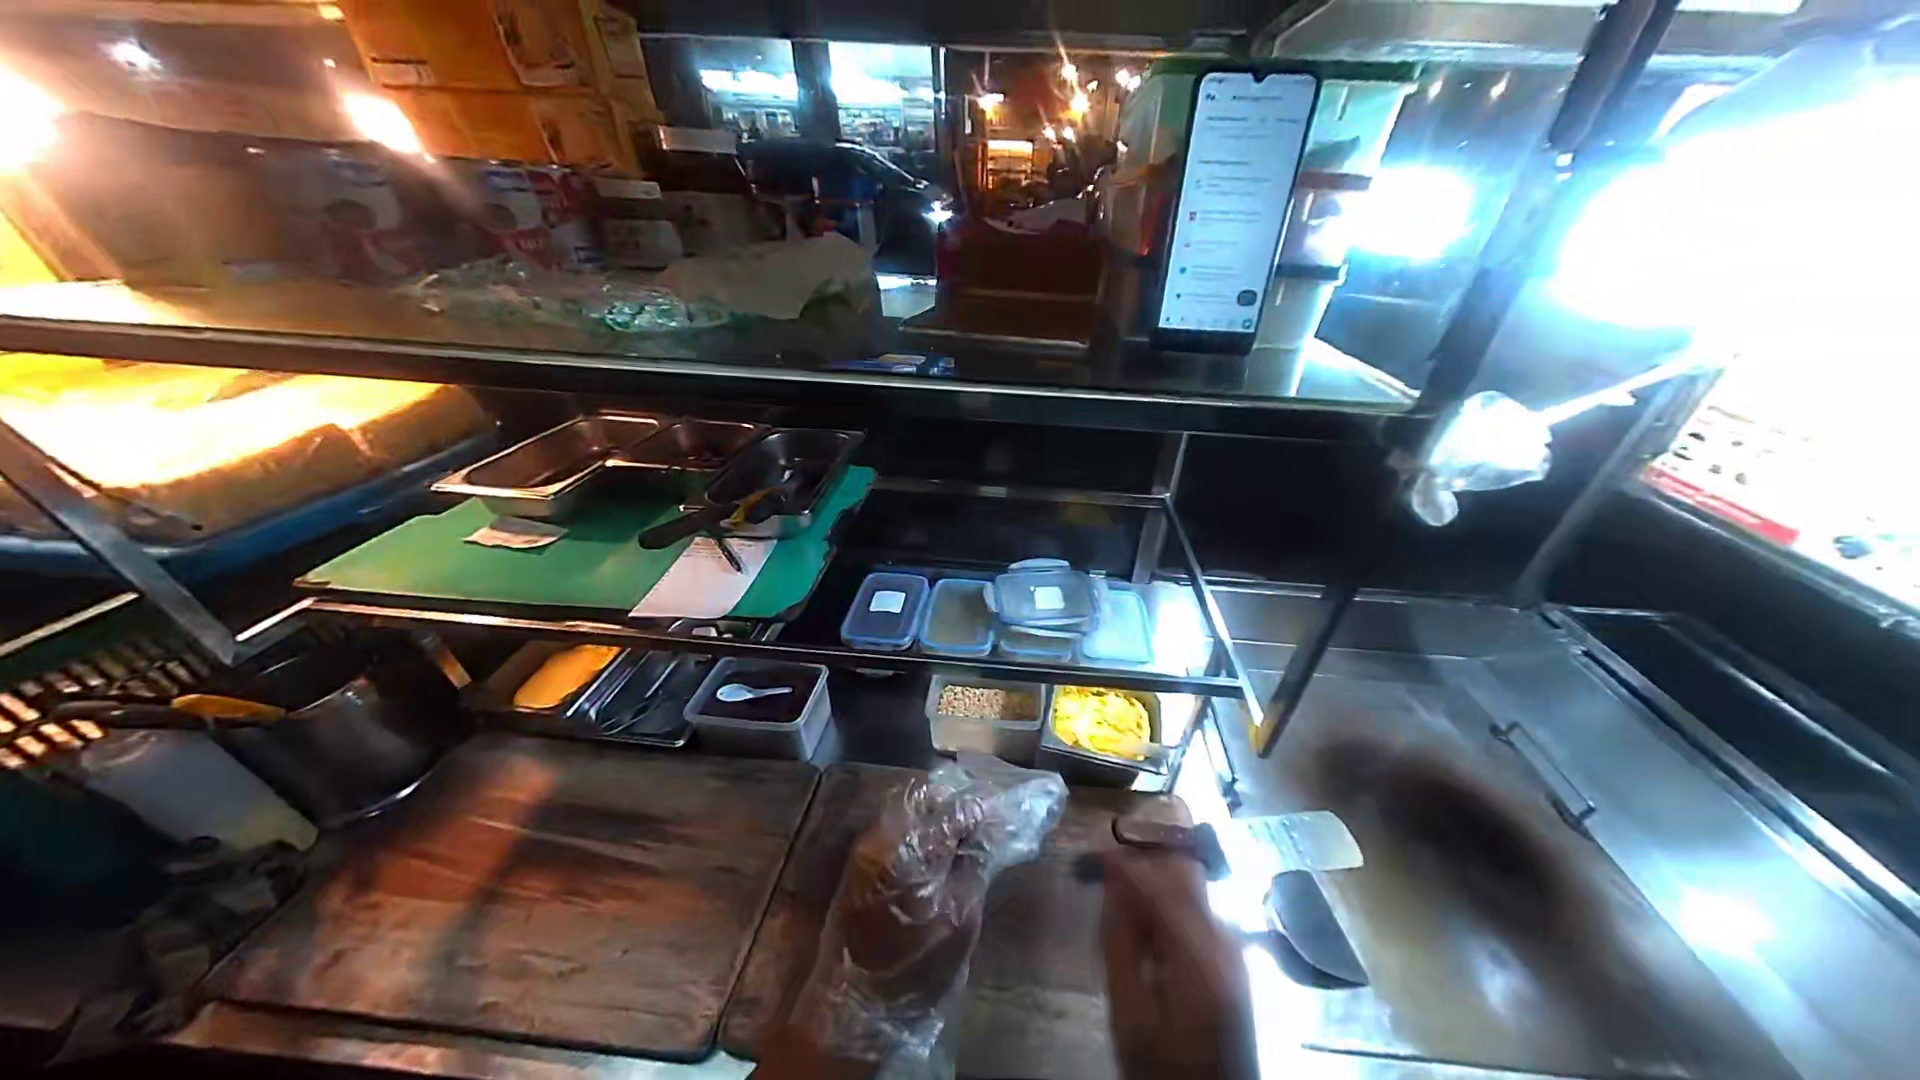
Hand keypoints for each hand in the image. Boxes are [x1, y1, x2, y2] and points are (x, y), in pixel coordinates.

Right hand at [1102, 848, 1257, 1079]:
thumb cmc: (1165, 1066)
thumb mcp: (1130, 1012)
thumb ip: (1120, 942)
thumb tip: (1111, 884)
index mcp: (1201, 954)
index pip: (1162, 880)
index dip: (1125, 862)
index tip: (1093, 857)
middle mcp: (1225, 939)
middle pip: (1183, 872)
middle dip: (1142, 865)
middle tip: (1108, 880)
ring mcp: (1232, 947)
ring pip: (1190, 886)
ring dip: (1154, 883)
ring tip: (1121, 908)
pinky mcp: (1230, 956)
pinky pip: (1195, 908)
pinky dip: (1166, 904)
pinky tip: (1145, 930)